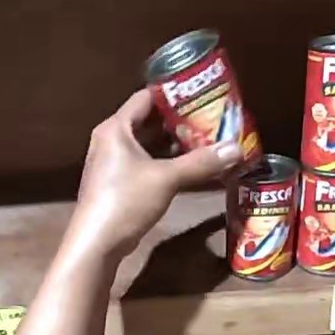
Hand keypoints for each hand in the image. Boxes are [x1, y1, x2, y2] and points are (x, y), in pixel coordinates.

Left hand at [62, 89, 244, 263]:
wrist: (96, 243)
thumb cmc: (126, 201)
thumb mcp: (167, 179)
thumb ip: (201, 162)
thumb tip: (238, 148)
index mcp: (116, 128)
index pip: (146, 98)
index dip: (173, 93)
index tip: (202, 91)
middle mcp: (110, 140)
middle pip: (147, 120)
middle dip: (178, 119)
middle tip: (210, 116)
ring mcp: (111, 163)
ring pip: (146, 144)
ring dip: (172, 143)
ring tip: (205, 138)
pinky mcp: (116, 183)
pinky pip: (143, 163)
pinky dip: (164, 161)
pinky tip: (188, 165)